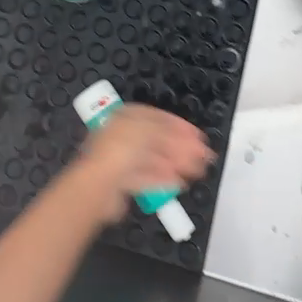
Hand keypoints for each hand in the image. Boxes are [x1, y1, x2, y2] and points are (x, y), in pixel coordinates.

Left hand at [62, 104, 212, 225]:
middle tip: (202, 154)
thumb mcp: (148, 130)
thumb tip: (184, 134)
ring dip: (176, 163)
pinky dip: (163, 178)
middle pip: (157, 140)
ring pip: (154, 160)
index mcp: (125, 116)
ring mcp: (121, 159)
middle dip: (181, 147)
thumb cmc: (120, 149)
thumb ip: (168, 130)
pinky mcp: (122, 181)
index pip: (156, 116)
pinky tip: (178, 181)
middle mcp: (122, 135)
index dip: (179, 125)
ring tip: (196, 170)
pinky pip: (146, 177)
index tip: (197, 135)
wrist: (100, 185)